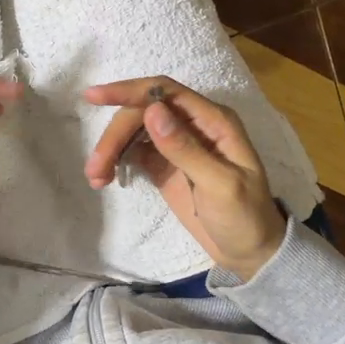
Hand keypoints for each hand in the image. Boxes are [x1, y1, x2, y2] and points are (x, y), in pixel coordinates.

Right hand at [83, 77, 285, 277]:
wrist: (249, 252)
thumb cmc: (245, 216)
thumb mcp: (219, 185)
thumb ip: (185, 149)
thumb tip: (152, 111)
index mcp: (212, 120)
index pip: (165, 92)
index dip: (129, 91)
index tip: (94, 97)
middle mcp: (192, 124)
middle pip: (143, 113)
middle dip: (115, 134)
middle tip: (94, 166)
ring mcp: (176, 144)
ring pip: (134, 131)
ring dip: (111, 148)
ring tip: (95, 177)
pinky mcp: (163, 164)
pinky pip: (133, 151)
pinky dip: (115, 160)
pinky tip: (103, 177)